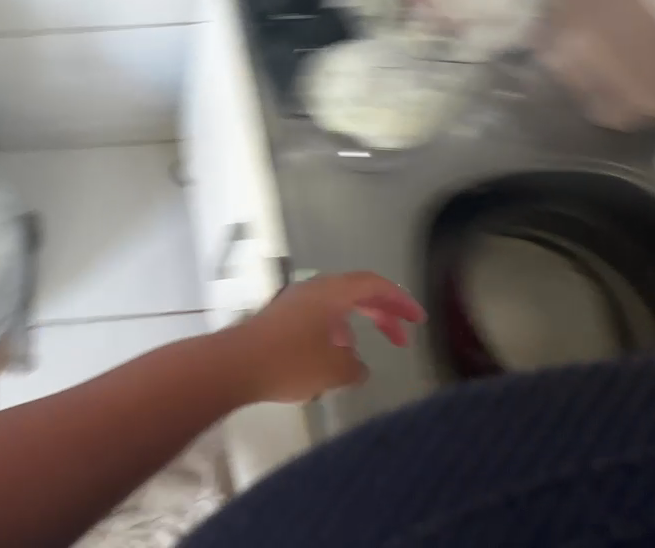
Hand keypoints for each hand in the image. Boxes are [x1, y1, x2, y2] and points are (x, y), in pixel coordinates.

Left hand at [221, 271, 426, 403]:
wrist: (235, 363)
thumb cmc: (288, 362)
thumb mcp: (334, 370)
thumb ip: (355, 367)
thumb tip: (356, 364)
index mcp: (330, 293)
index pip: (372, 284)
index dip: (399, 300)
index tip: (419, 320)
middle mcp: (311, 290)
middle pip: (355, 292)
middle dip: (382, 313)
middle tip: (403, 337)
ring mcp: (293, 302)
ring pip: (334, 305)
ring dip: (355, 325)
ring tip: (358, 358)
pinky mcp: (280, 318)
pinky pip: (317, 318)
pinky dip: (333, 333)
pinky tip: (329, 361)